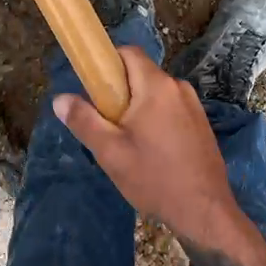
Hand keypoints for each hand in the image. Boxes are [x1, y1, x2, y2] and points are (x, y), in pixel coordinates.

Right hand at [53, 47, 245, 245]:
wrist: (205, 212)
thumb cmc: (154, 178)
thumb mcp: (110, 152)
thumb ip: (83, 121)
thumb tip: (60, 99)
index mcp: (156, 86)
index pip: (128, 52)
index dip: (107, 64)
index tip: (94, 90)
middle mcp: (178, 87)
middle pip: (140, 74)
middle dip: (119, 93)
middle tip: (107, 125)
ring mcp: (194, 105)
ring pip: (155, 94)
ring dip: (138, 109)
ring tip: (128, 144)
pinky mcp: (202, 124)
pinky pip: (171, 109)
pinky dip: (156, 121)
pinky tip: (152, 153)